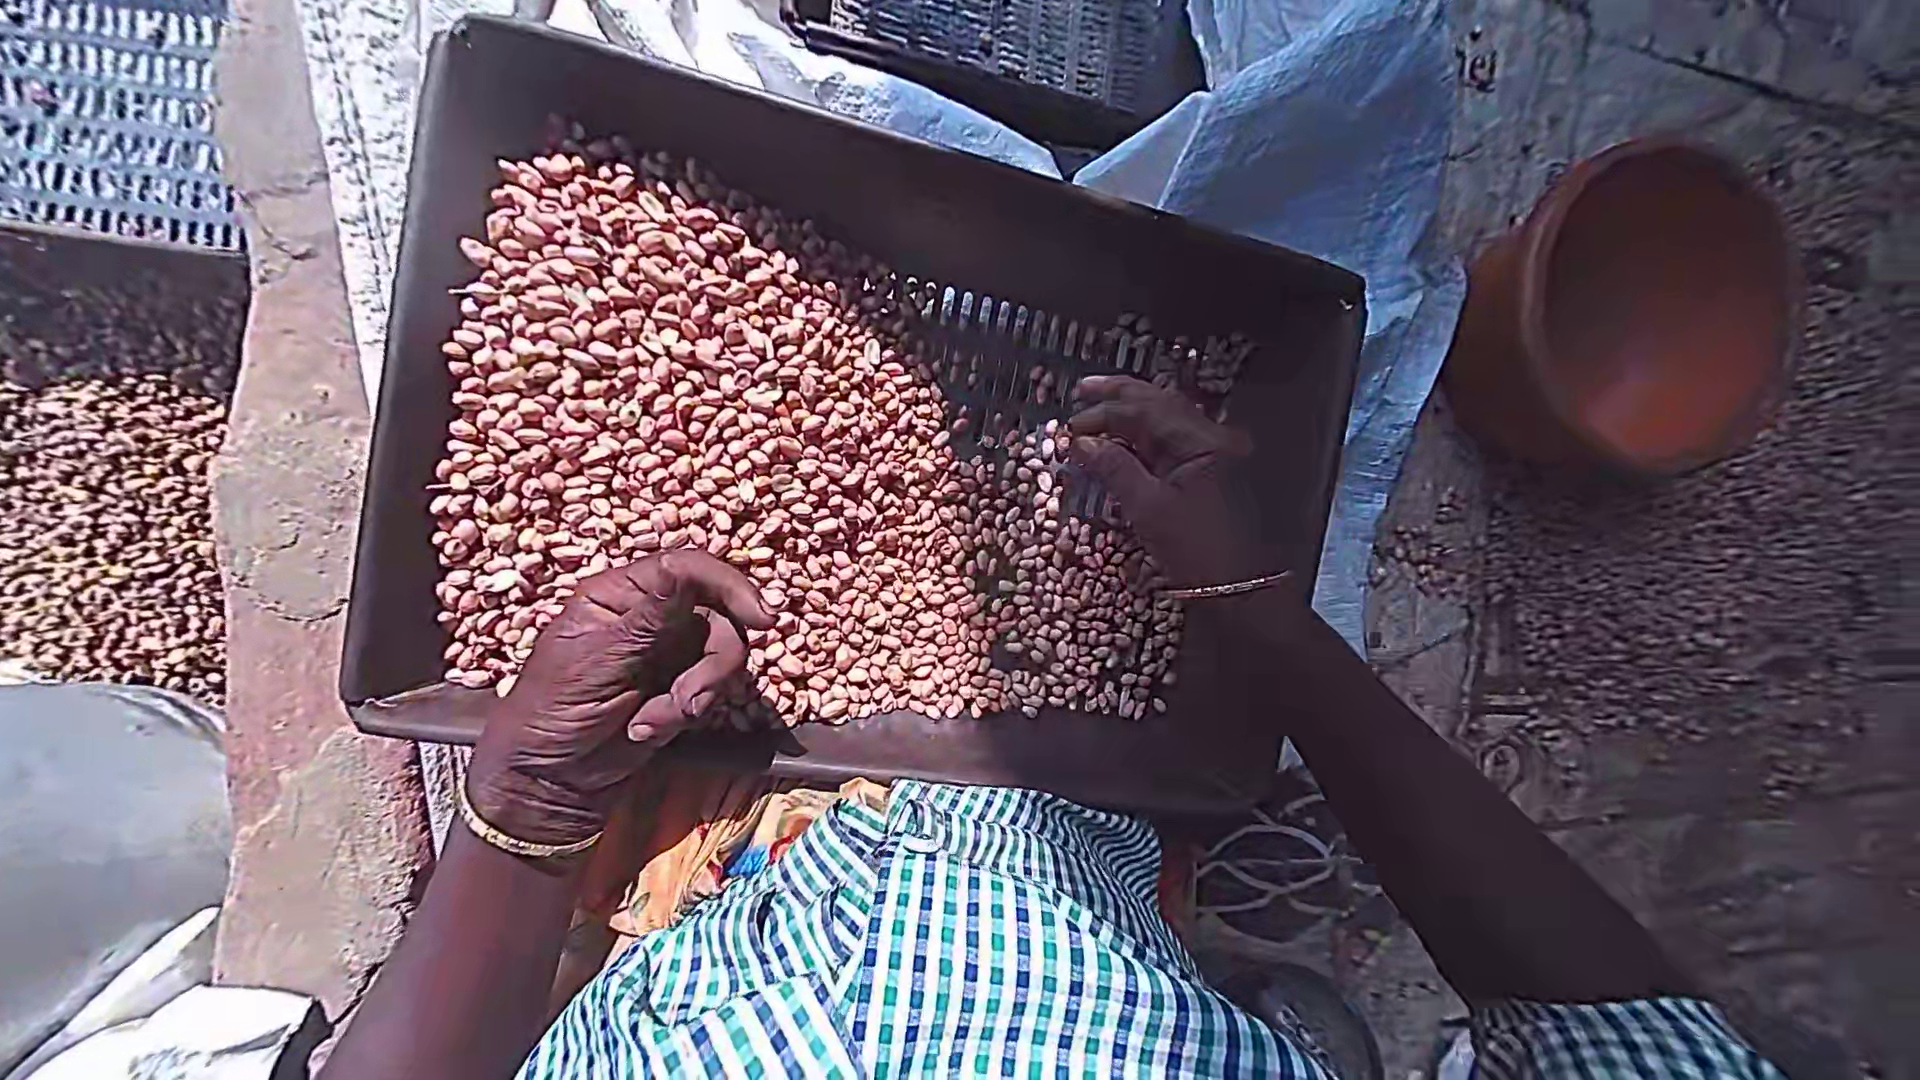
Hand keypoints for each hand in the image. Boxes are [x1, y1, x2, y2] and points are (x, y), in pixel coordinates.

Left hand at [466, 550, 774, 846]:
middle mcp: (656, 612)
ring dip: (700, 690)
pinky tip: (652, 727)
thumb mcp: (597, 662)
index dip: (731, 586)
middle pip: (721, 613)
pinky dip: (690, 710)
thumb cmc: (551, 711)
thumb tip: (683, 568)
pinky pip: (716, 685)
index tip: (764, 619)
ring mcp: (673, 646)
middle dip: (715, 661)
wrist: (550, 781)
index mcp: (623, 593)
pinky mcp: (686, 679)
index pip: (688, 569)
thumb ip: (648, 618)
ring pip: (726, 651)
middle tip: (691, 699)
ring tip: (659, 719)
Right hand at [1068, 375, 1270, 587]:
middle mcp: (1213, 438)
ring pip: (1165, 421)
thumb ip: (1115, 468)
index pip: (1148, 411)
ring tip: (1096, 405)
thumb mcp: (1149, 510)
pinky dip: (1140, 438)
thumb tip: (1081, 443)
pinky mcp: (1205, 472)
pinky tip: (1119, 438)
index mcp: (1206, 441)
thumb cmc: (1198, 551)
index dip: (1106, 413)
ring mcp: (1211, 454)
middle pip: (1160, 403)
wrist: (1240, 590)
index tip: (1073, 427)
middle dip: (1120, 395)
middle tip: (1084, 389)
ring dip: (1129, 413)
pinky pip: (1168, 444)